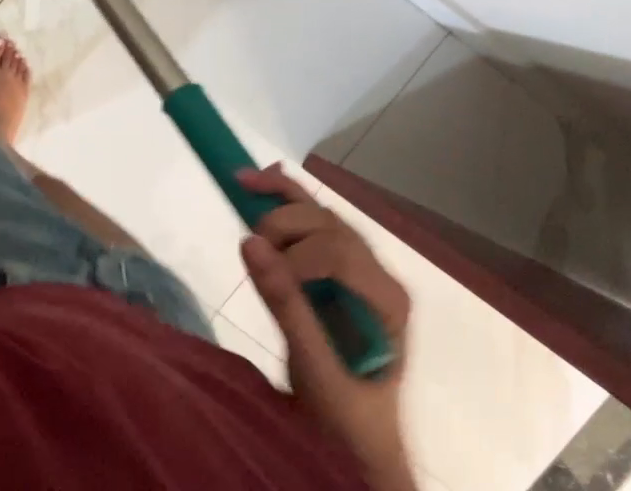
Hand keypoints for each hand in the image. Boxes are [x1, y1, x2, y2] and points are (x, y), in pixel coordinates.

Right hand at [237, 165, 414, 489]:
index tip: (261, 274)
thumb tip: (249, 242)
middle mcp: (380, 280)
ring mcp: (363, 277)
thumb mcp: (314, 369)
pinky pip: (317, 229)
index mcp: (386, 301)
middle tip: (250, 240)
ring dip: (284, 200)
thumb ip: (286, 305)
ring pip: (324, 219)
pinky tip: (262, 181)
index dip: (295, 254)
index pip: (339, 252)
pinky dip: (288, 202)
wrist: (357, 448)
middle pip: (332, 226)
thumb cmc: (344, 420)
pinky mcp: (341, 279)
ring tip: (244, 184)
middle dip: (286, 220)